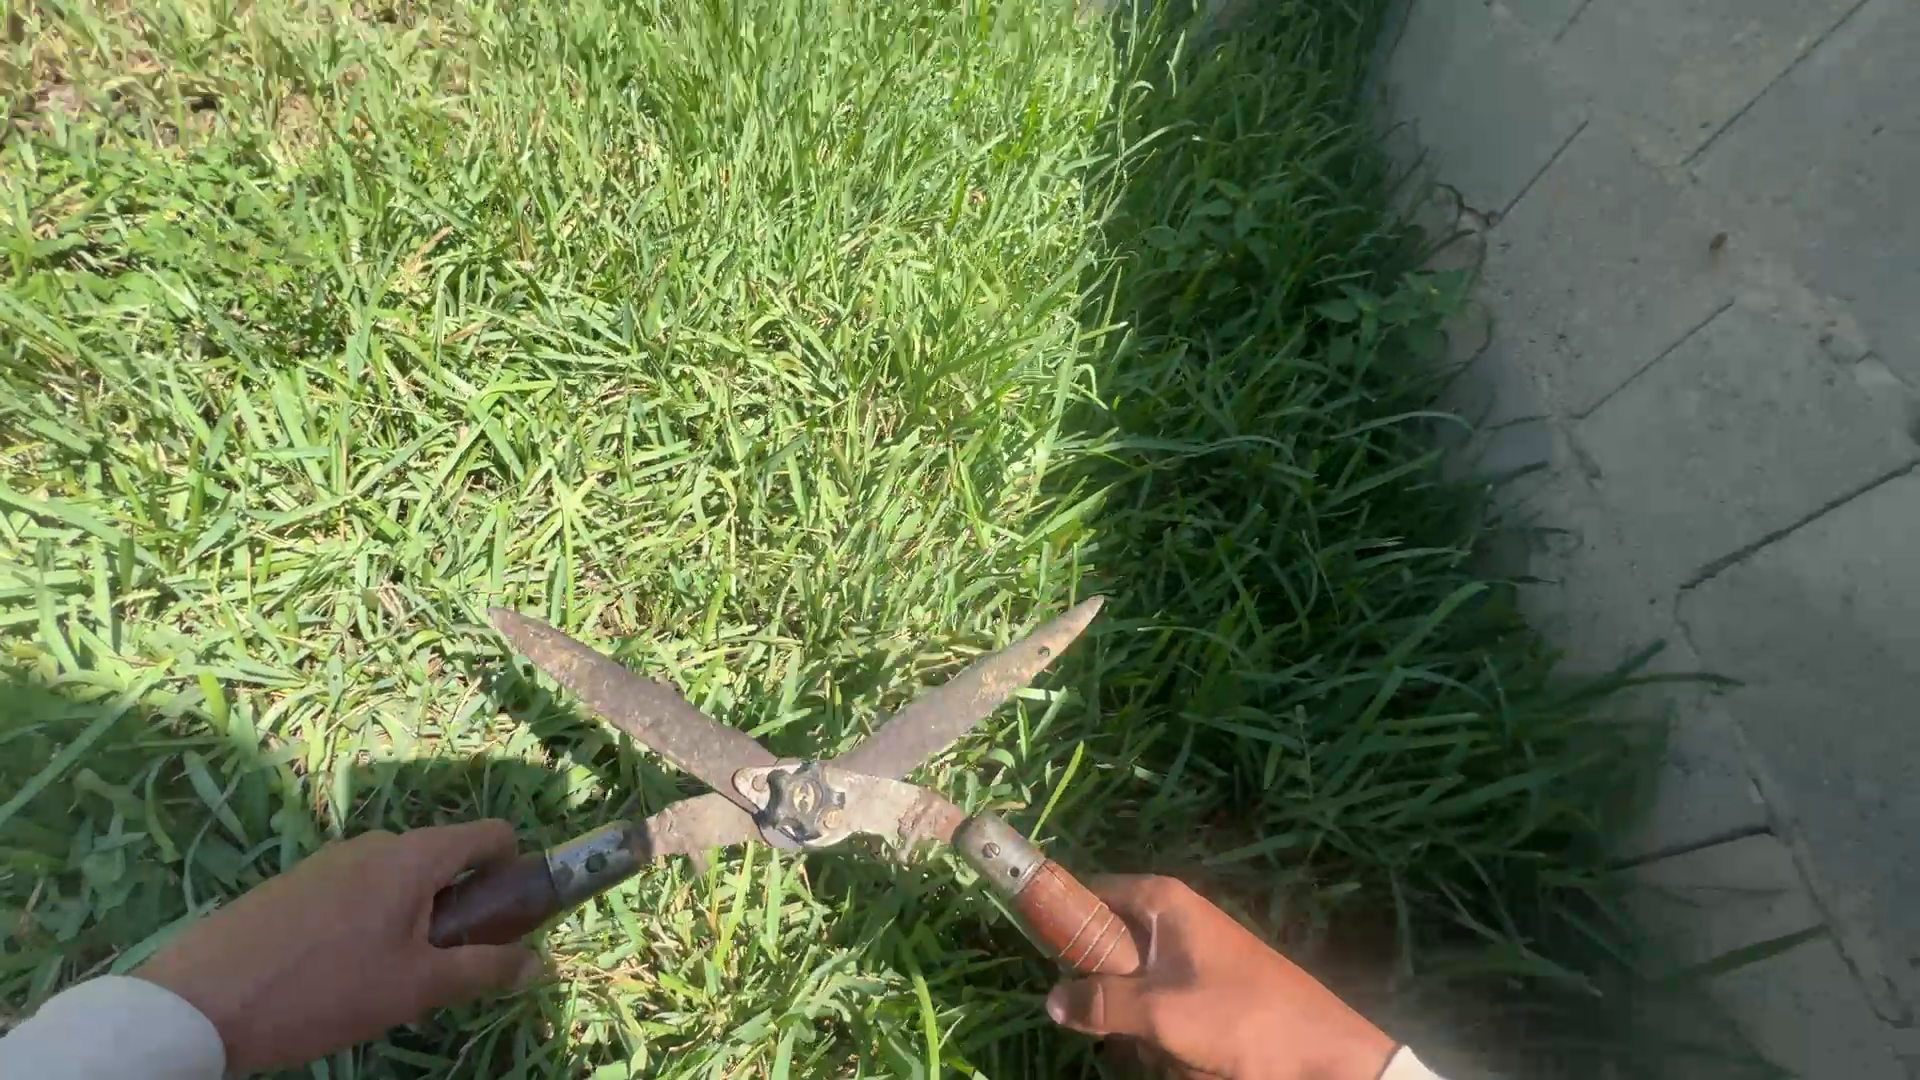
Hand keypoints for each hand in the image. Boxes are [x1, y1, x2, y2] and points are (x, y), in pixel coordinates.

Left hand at [136, 821, 539, 1073]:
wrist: (185, 1010)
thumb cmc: (320, 990)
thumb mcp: (413, 988)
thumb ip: (484, 969)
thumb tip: (541, 964)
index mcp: (418, 855)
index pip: (493, 833)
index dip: (512, 866)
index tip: (500, 912)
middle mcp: (381, 841)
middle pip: (446, 855)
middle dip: (458, 898)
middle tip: (439, 955)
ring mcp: (332, 858)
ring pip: (398, 872)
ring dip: (411, 907)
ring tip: (381, 969)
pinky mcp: (293, 881)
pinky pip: (355, 884)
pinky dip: (367, 912)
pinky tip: (331, 966)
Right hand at [1046, 876, 1394, 1079]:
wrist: (1327, 1058)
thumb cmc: (1240, 1018)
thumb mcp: (1162, 1013)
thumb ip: (1102, 1003)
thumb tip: (1051, 1000)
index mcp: (1161, 899)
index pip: (1092, 891)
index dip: (1065, 918)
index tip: (1046, 956)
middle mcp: (1173, 914)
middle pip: (1109, 939)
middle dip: (1105, 985)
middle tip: (1108, 1017)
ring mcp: (1191, 951)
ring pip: (1132, 978)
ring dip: (1134, 1016)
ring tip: (1158, 1045)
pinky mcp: (1205, 986)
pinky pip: (1160, 1001)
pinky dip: (1160, 1029)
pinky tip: (1179, 1056)